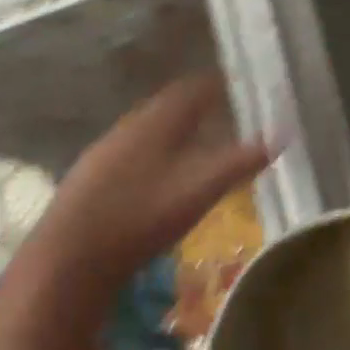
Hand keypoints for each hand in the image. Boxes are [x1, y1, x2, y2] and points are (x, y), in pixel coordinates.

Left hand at [21, 75, 270, 292]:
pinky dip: (156, 156)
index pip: (190, 89)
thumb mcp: (203, 188)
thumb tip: (285, 133)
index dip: (217, 83)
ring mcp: (100, 157)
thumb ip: (244, 159)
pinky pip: (131, 155)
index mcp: (153, 123)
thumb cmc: (141, 218)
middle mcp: (124, 131)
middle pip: (166, 108)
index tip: (242, 83)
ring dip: (175, 133)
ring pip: (147, 133)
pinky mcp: (87, 184)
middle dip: (198, 108)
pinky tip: (164, 179)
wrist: (65, 266)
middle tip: (227, 112)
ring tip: (201, 144)